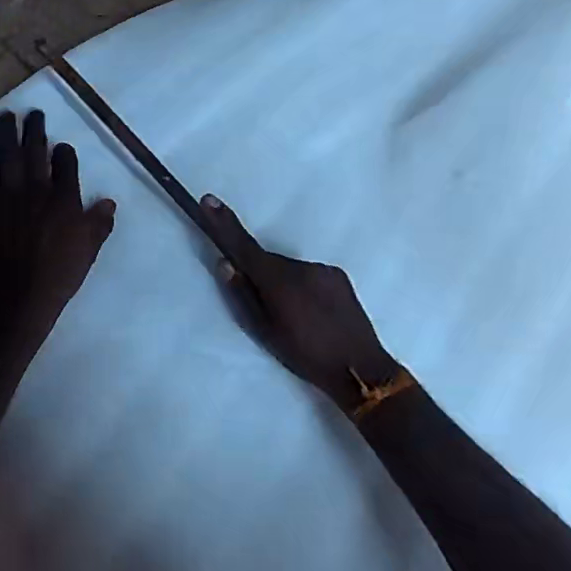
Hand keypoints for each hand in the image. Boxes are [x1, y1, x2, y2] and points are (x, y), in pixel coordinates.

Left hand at [0, 109, 116, 333]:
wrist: (18, 296)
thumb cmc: (58, 275)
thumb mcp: (89, 250)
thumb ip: (99, 224)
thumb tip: (109, 202)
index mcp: (64, 199)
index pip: (66, 164)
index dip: (63, 153)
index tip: (61, 146)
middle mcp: (37, 189)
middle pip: (36, 152)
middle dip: (35, 130)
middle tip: (33, 113)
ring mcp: (8, 195)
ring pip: (7, 156)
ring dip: (6, 134)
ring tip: (5, 116)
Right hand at [199, 194, 398, 412]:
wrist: (361, 369)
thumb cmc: (305, 355)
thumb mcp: (265, 332)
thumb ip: (242, 295)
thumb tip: (225, 263)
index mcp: (277, 281)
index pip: (243, 246)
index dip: (223, 222)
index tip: (209, 200)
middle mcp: (300, 266)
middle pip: (268, 262)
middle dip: (260, 276)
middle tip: (267, 309)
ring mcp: (322, 268)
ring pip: (291, 270)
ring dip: (285, 285)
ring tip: (296, 319)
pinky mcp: (338, 275)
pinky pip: (311, 275)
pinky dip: (305, 288)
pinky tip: (313, 314)